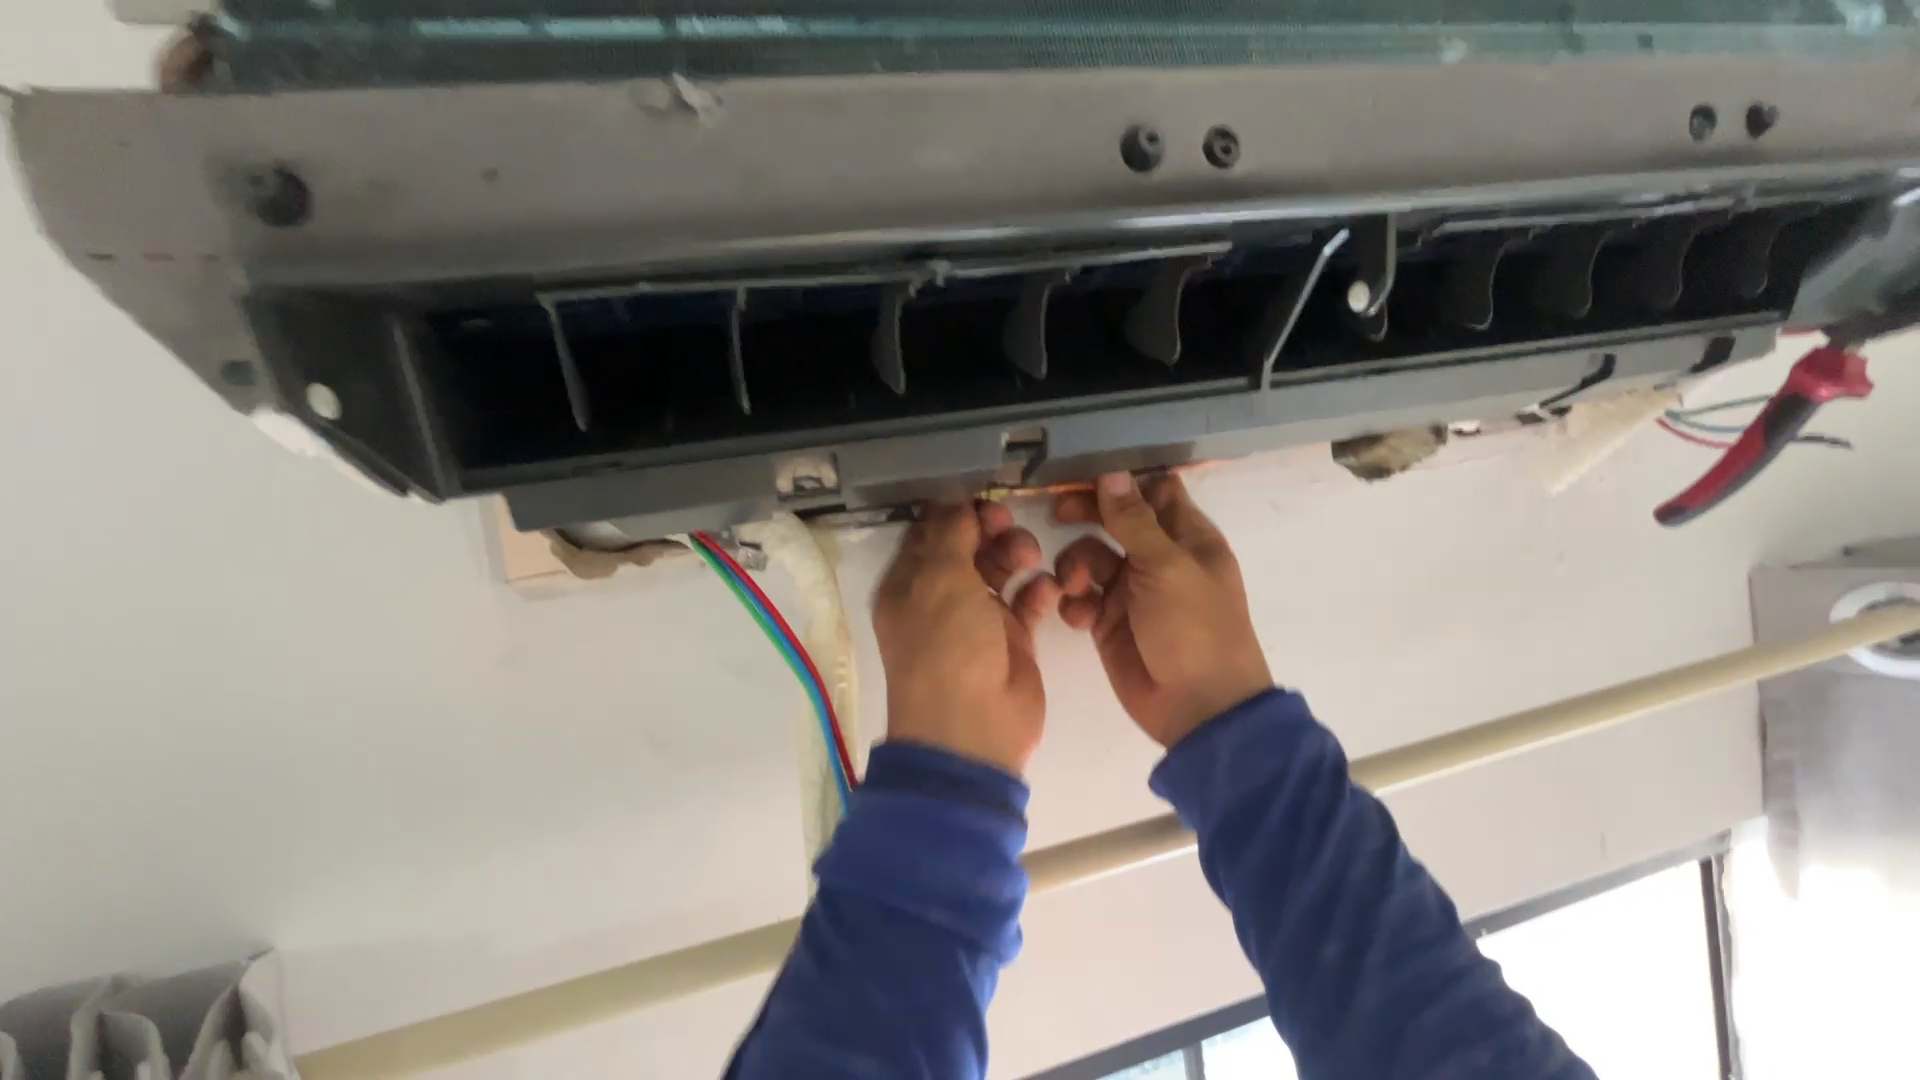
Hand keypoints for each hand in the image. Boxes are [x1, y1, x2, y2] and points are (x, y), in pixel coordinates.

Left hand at [873, 502, 1061, 774]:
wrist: (974, 729)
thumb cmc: (946, 647)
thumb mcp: (939, 581)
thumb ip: (949, 534)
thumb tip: (954, 501)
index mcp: (909, 584)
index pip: (929, 532)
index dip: (955, 510)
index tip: (983, 495)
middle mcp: (940, 597)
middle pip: (967, 546)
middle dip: (989, 529)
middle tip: (1007, 522)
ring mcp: (977, 618)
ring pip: (998, 567)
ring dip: (1015, 553)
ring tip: (1029, 557)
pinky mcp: (1012, 638)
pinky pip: (1027, 599)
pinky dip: (1038, 588)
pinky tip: (1046, 588)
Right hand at [1054, 472, 1272, 748]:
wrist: (1197, 709)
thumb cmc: (1194, 629)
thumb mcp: (1168, 568)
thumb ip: (1135, 521)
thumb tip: (1113, 474)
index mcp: (1186, 538)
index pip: (1153, 492)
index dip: (1121, 482)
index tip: (1084, 476)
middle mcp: (1157, 559)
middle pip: (1113, 520)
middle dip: (1086, 516)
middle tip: (1057, 515)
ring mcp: (1130, 591)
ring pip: (1089, 557)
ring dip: (1075, 566)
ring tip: (1074, 587)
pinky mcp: (1107, 623)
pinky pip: (1080, 598)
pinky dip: (1074, 603)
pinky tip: (1078, 618)